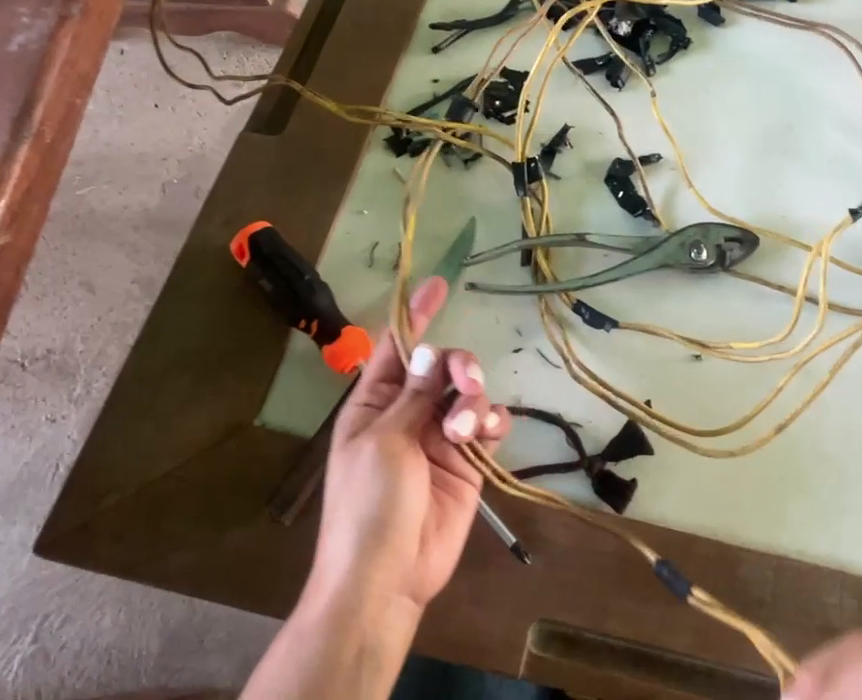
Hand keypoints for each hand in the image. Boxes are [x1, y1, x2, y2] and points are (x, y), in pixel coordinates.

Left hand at [306, 275, 512, 619]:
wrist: (387, 577)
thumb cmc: (369, 506)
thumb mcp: (384, 443)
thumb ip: (412, 396)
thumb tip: (427, 350)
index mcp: (374, 403)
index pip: (398, 347)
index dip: (417, 315)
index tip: (439, 284)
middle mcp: (408, 412)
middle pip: (441, 366)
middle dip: (458, 366)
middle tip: (464, 382)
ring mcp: (439, 437)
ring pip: (468, 393)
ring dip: (474, 401)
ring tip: (467, 431)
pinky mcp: (468, 462)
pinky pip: (488, 425)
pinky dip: (492, 422)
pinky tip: (489, 435)